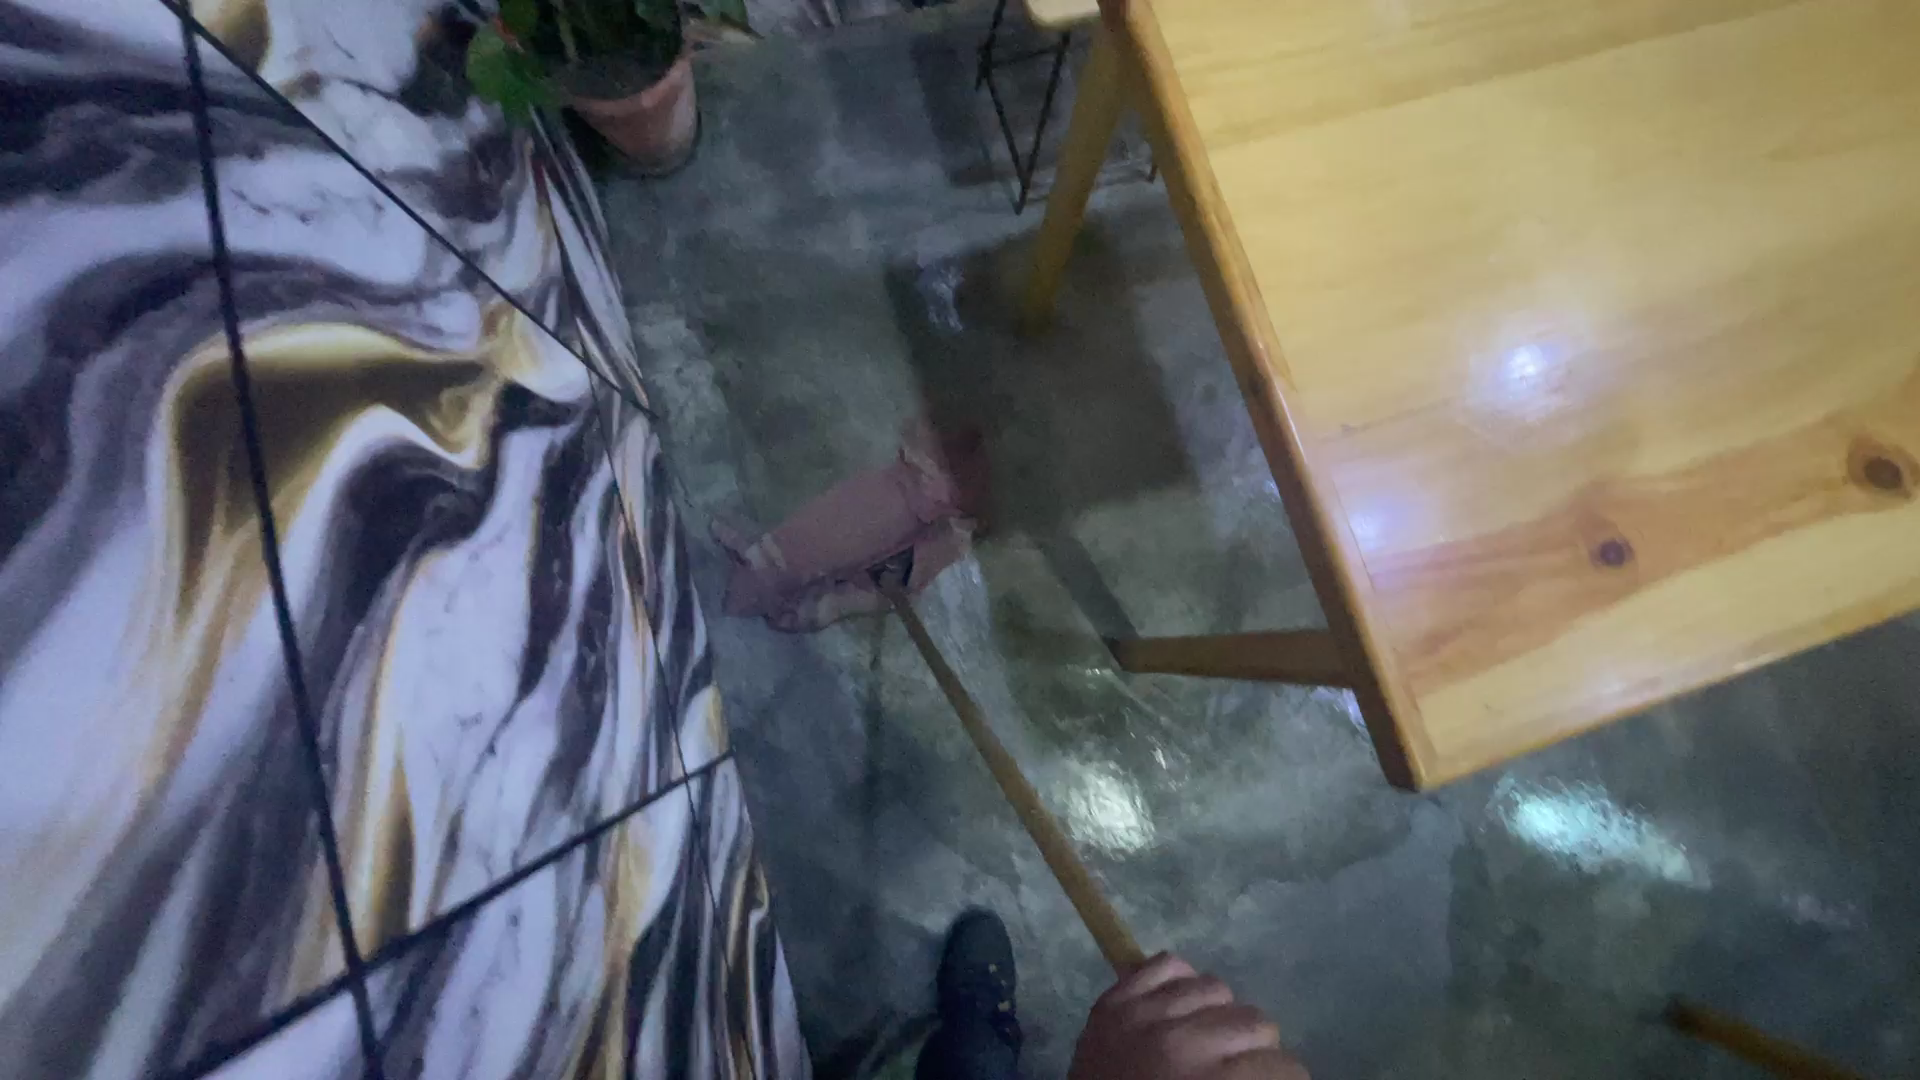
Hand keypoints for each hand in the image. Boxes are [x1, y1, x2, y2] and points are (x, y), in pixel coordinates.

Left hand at [1067, 954, 1308, 1079]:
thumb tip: (1278, 1073)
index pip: (1282, 1066)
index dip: (1291, 1077)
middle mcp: (1183, 1039)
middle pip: (1253, 1020)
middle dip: (1259, 1047)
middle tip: (1246, 1065)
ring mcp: (1144, 1012)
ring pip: (1215, 986)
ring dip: (1222, 1012)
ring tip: (1214, 1034)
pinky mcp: (1115, 997)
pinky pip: (1165, 963)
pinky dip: (1182, 980)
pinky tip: (1184, 1005)